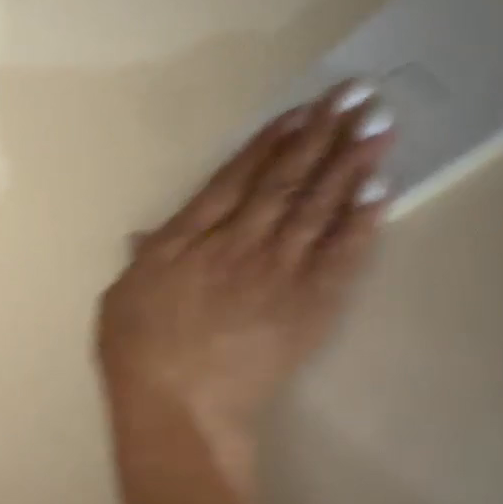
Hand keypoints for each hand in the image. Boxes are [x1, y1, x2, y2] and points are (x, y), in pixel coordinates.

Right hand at [98, 79, 393, 467]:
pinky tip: (380, 188)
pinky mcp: (310, 305)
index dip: (267, 145)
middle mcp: (236, 246)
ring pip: (318, 208)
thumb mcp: (122, 296)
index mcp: (185, 241)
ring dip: (350, 165)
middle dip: (320, 138)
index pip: (233, 181)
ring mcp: (277, 274)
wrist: (179, 406)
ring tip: (377, 126)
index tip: (298, 113)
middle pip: (284, 184)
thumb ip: (145, 260)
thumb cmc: (136, 350)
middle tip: (355, 97)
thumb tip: (151, 234)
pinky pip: (342, 254)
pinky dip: (361, 220)